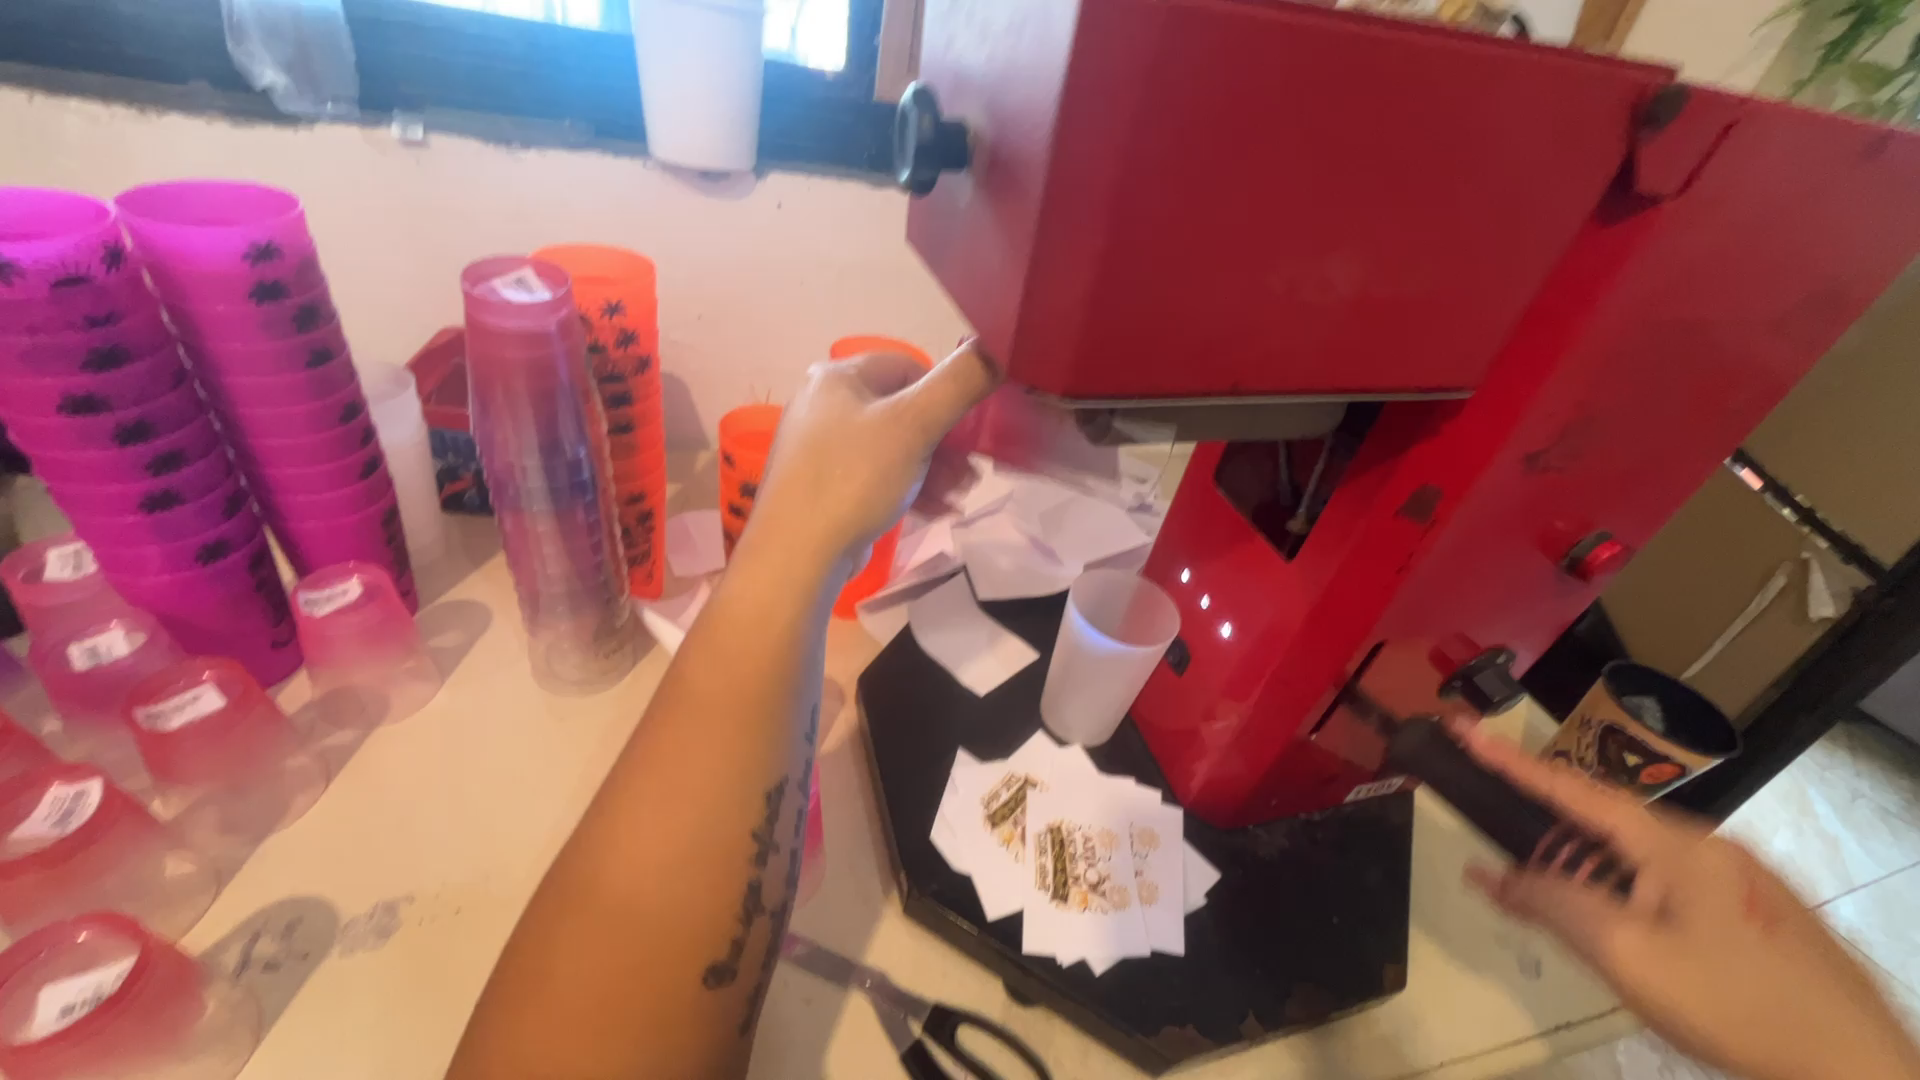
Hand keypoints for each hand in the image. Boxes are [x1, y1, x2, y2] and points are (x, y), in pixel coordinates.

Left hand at [743, 340, 999, 579]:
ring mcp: (822, 448)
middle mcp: (825, 404)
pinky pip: (878, 476)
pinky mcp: (825, 486)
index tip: (970, 430)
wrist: (797, 553)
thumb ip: (959, 383)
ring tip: (958, 496)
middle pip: (903, 410)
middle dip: (945, 442)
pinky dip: (909, 488)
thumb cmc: (854, 478)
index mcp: (838, 377)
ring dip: (934, 469)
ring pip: (894, 447)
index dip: (946, 394)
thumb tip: (996, 347)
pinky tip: (935, 512)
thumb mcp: (914, 424)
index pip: (908, 367)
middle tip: (972, 472)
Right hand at [1460, 728, 1919, 1079]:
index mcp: (1672, 843)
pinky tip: (1625, 926)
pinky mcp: (1757, 907)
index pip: (1570, 788)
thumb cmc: (1735, 1004)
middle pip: (1602, 818)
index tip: (1462, 728)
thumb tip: (1485, 873)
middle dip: (1547, 825)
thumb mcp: (1624, 954)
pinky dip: (1624, 884)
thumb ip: (1549, 903)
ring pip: (1635, 852)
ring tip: (1566, 902)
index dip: (1509, 759)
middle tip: (1508, 848)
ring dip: (1588, 865)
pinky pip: (1666, 877)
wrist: (1869, 1076)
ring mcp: (1738, 875)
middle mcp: (1705, 843)